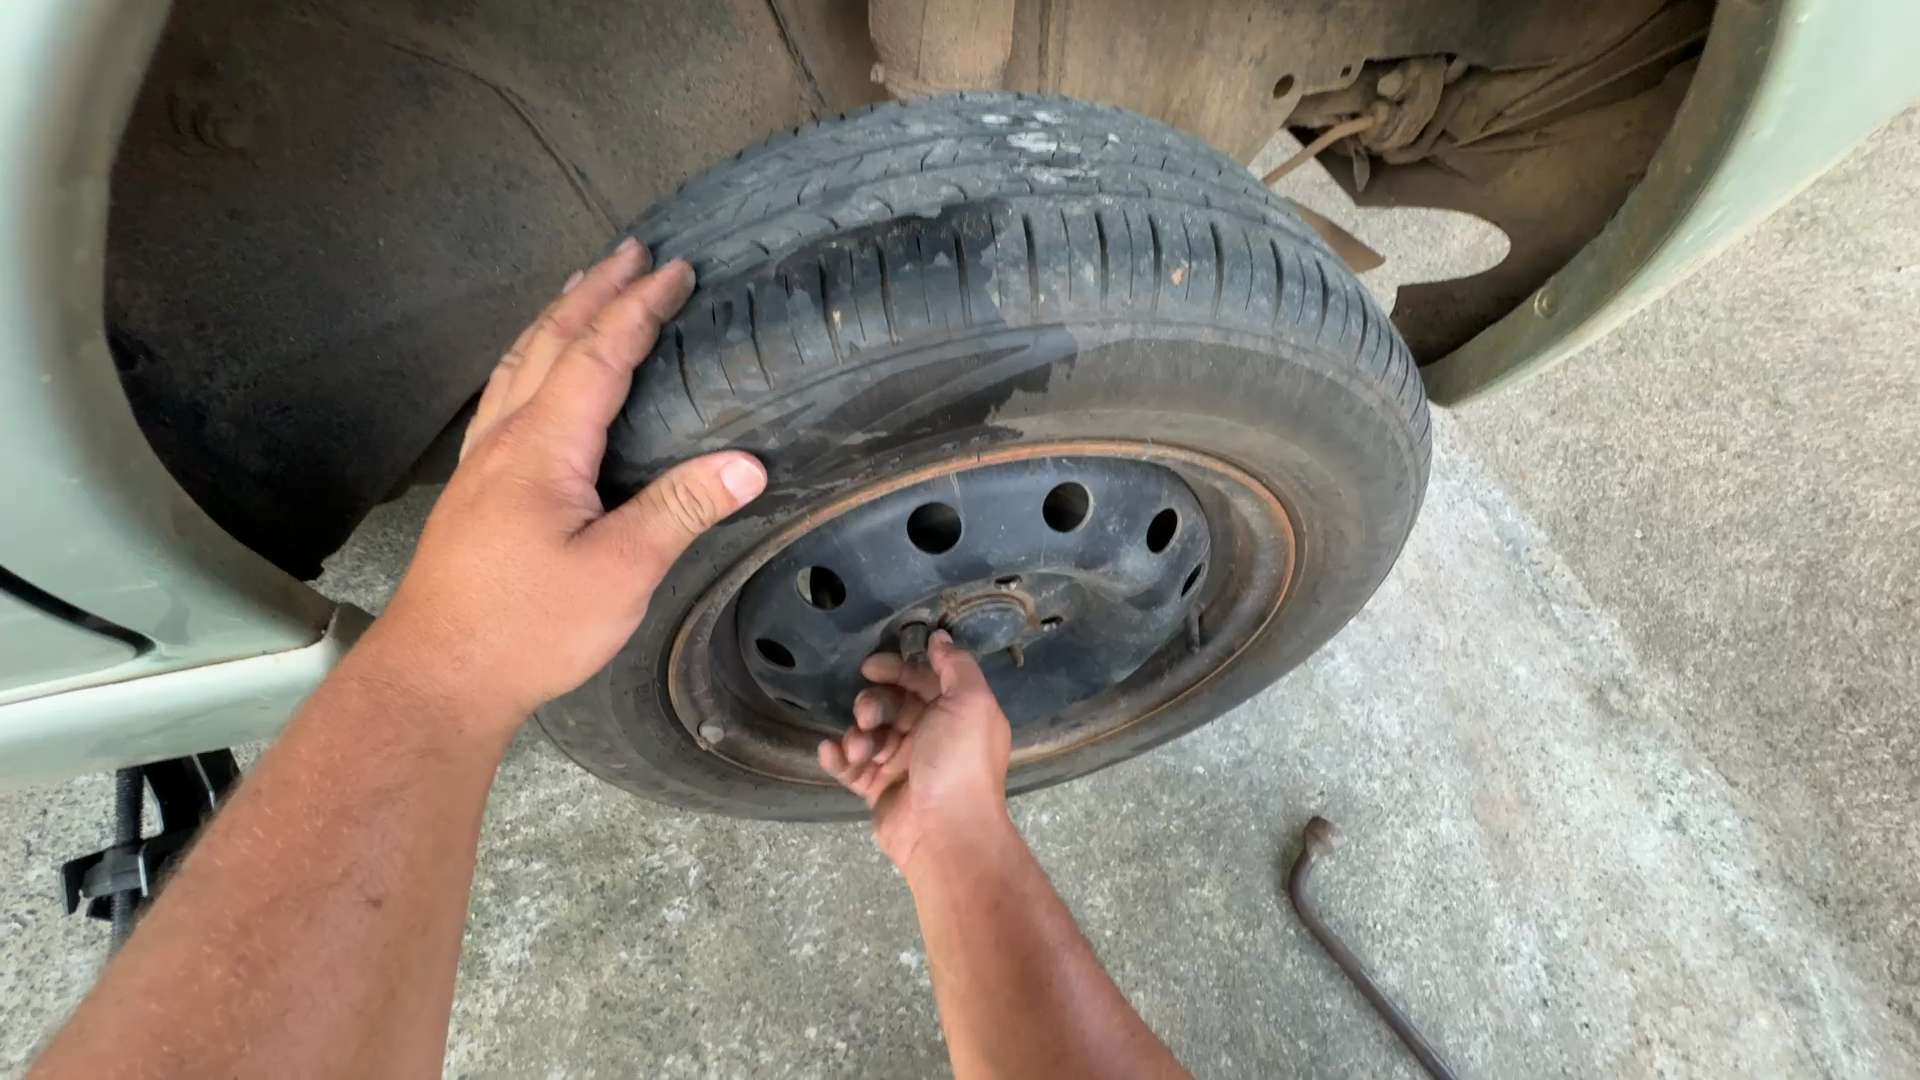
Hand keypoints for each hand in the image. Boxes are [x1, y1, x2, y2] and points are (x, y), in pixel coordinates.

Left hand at [365, 239, 766, 732]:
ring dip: (558, 317)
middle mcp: (507, 438)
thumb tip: (748, 465)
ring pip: (520, 363)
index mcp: (544, 447)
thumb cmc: (531, 625)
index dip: (639, 308)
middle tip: (632, 252)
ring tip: (585, 287)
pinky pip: (507, 395)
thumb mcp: (622, 571)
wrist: (439, 676)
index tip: (677, 271)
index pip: (599, 356)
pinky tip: (537, 371)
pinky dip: (532, 358)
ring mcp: (485, 462)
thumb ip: (682, 510)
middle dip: (596, 291)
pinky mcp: (479, 488)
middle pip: (550, 341)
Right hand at [819, 632, 1013, 870]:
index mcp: (954, 712)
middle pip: (891, 704)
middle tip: (866, 716)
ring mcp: (903, 764)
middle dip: (873, 704)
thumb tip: (940, 637)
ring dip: (857, 735)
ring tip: (859, 751)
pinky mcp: (879, 790)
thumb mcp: (970, 702)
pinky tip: (830, 753)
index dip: (896, 669)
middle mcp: (931, 734)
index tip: (870, 667)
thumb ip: (956, 665)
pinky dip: (838, 757)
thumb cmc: (959, 762)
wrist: (947, 833)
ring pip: (869, 734)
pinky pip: (852, 767)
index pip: (920, 680)